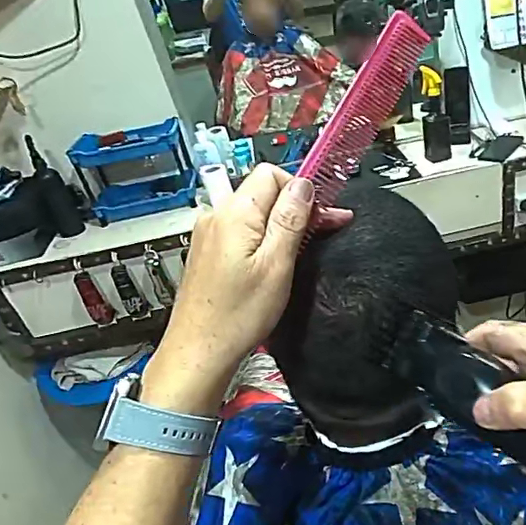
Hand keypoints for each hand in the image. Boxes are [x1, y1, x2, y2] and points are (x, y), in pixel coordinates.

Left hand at [146, 166, 348, 406]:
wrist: (201, 350)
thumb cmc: (236, 316)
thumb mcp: (277, 264)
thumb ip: (291, 219)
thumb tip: (304, 185)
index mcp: (235, 213)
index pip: (273, 174)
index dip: (303, 189)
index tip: (324, 212)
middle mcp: (216, 216)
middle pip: (265, 190)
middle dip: (297, 205)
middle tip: (324, 228)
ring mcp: (210, 233)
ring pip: (256, 211)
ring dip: (283, 222)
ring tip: (303, 247)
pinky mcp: (210, 250)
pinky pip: (243, 229)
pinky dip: (265, 236)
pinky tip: (277, 259)